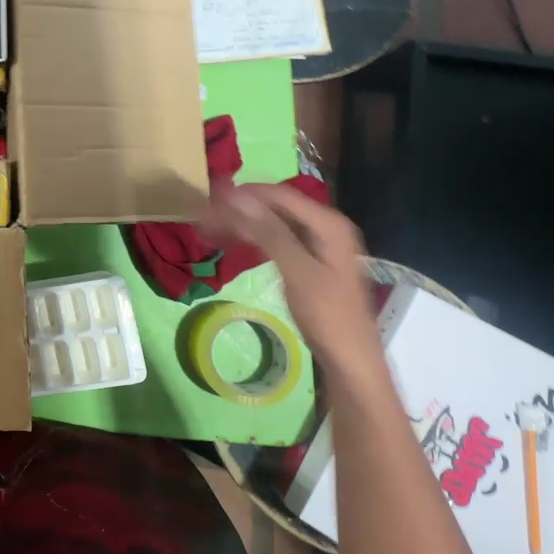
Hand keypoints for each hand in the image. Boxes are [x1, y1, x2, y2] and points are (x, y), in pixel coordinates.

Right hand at [203, 184, 377, 367]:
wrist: (350, 358)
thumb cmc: (327, 315)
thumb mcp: (297, 272)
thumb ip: (271, 233)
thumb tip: (238, 199)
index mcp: (328, 224)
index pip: (279, 195)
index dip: (243, 195)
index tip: (207, 202)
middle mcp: (325, 225)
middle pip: (274, 206)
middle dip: (238, 210)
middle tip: (203, 220)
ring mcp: (317, 242)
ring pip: (272, 222)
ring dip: (241, 224)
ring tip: (209, 232)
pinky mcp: (309, 258)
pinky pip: (275, 238)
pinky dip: (252, 239)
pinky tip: (230, 243)